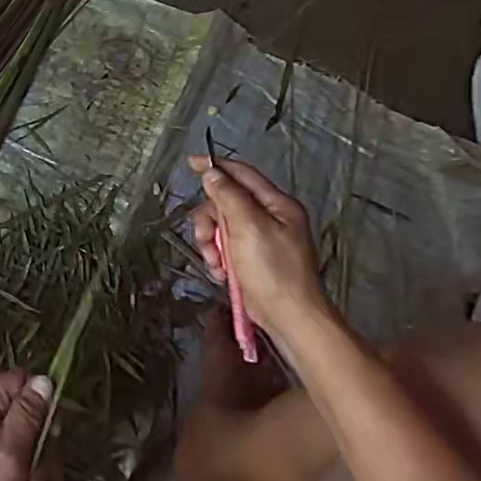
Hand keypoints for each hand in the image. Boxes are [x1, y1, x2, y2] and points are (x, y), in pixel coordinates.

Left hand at [0, 371, 51, 480]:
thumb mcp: (9, 451)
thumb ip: (29, 414)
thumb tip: (45, 378)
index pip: (22, 382)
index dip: (42, 402)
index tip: (52, 429)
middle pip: (29, 423)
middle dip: (38, 454)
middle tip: (30, 474)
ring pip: (27, 456)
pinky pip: (16, 480)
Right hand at [189, 156, 328, 324]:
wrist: (289, 317)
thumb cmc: (274, 271)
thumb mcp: (248, 227)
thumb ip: (228, 196)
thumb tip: (212, 174)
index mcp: (277, 204)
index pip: (242, 174)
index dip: (216, 166)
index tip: (192, 163)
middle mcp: (270, 217)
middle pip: (226, 202)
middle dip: (211, 220)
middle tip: (208, 238)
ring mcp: (261, 238)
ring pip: (222, 225)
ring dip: (211, 242)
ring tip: (216, 262)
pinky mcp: (252, 258)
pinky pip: (226, 246)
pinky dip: (218, 257)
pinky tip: (222, 271)